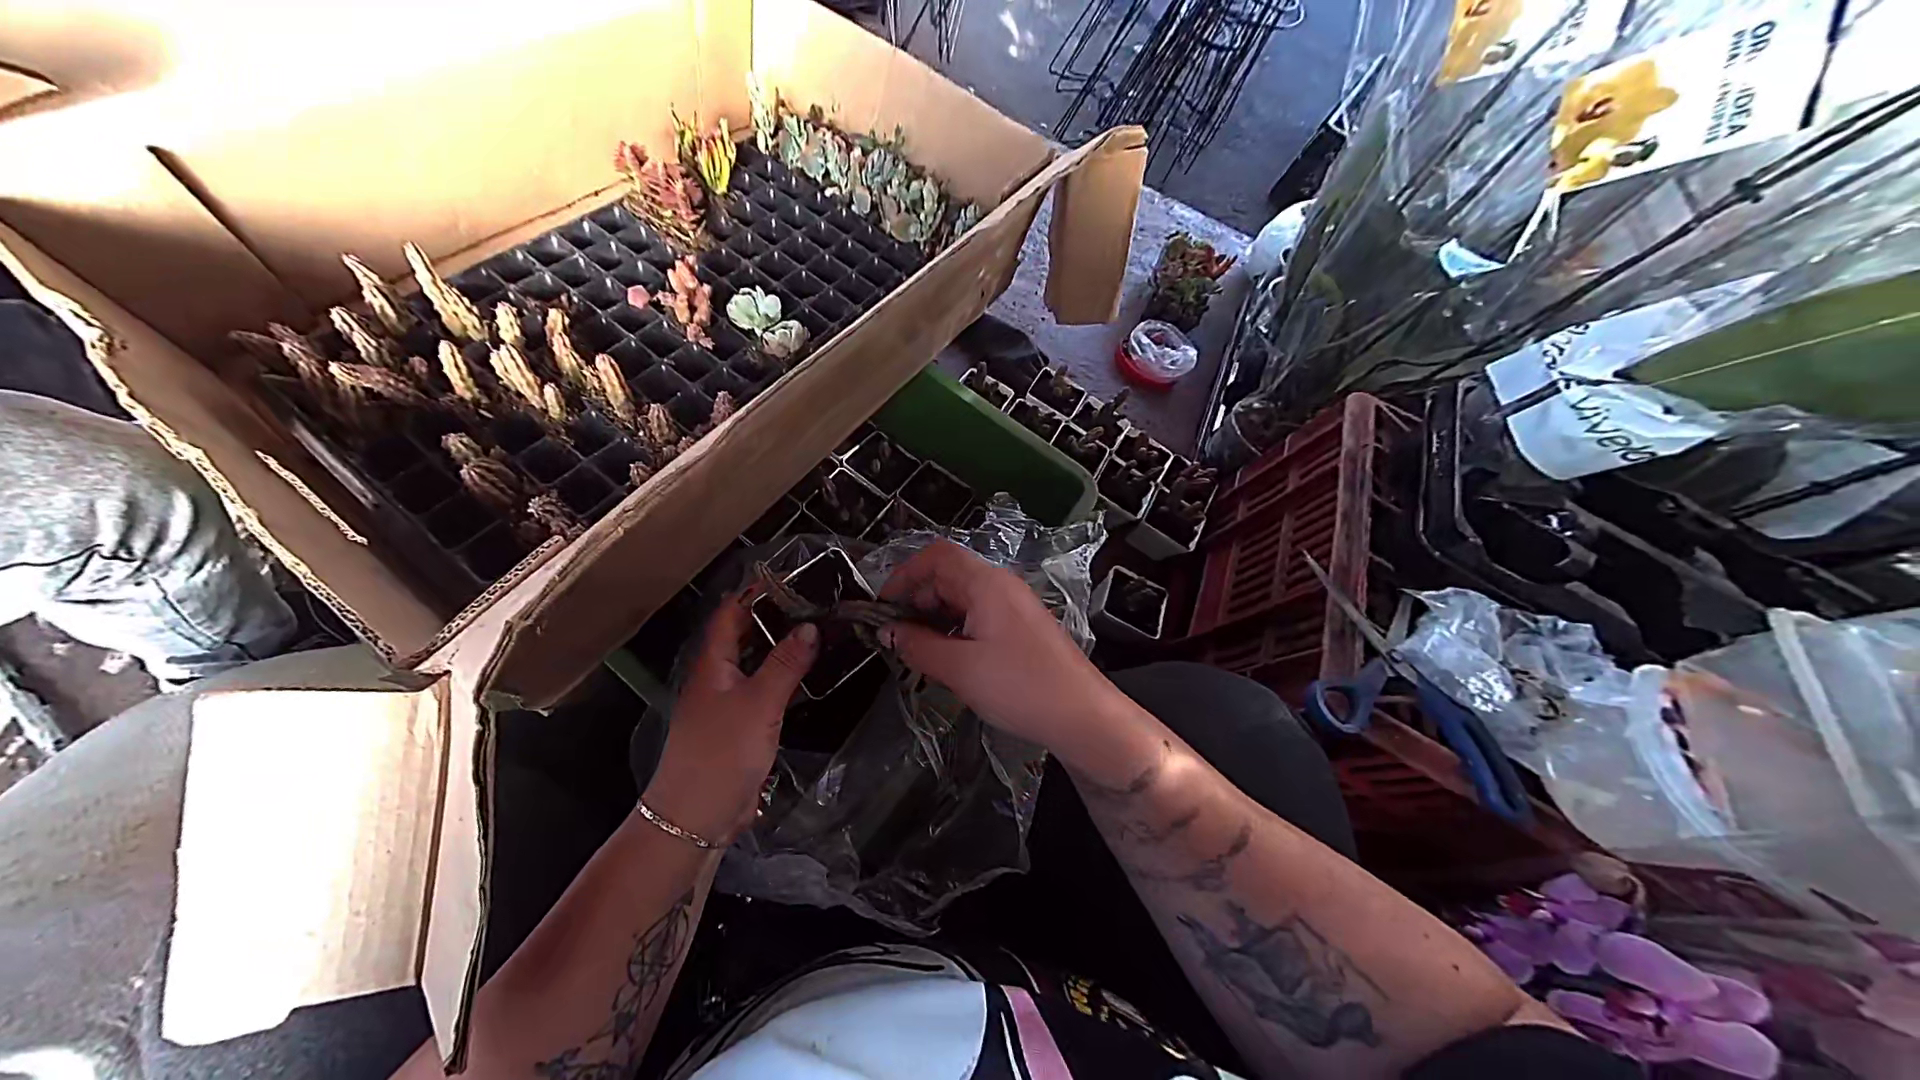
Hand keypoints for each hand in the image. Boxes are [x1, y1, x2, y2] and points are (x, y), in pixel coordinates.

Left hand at [641, 591, 816, 843]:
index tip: (788, 575)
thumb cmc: (721, 752)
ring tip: (818, 632)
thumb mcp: (759, 703)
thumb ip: (785, 664)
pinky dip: (784, 679)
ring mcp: (728, 704)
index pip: (730, 614)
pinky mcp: (740, 728)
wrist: (696, 816)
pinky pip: (764, 692)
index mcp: (713, 664)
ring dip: (781, 648)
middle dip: (773, 617)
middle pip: (744, 637)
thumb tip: (810, 626)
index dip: (753, 592)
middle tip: (814, 602)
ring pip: (756, 665)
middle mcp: (717, 678)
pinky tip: (807, 678)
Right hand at [878, 540, 1126, 752]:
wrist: (1082, 716)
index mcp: (986, 584)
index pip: (936, 556)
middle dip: (917, 600)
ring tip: (918, 651)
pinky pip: (979, 617)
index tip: (883, 605)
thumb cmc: (1021, 687)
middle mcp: (1001, 587)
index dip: (904, 574)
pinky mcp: (1021, 629)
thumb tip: (887, 632)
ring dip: (935, 618)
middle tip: (897, 635)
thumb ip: (918, 646)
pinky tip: (948, 658)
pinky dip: (956, 630)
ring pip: (962, 599)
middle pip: (948, 576)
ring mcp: (1014, 607)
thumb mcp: (960, 668)